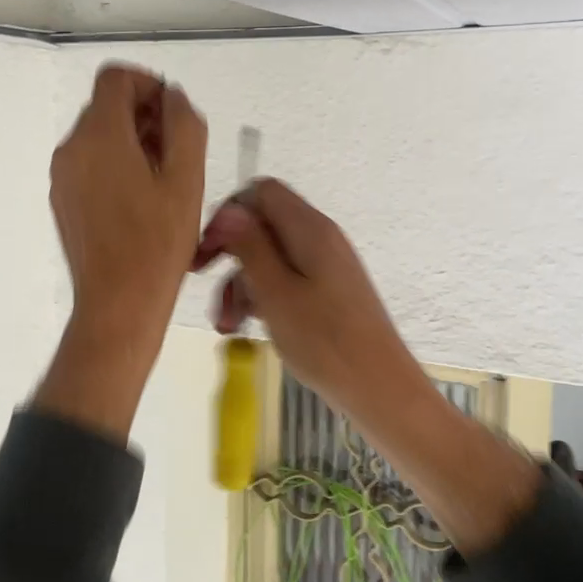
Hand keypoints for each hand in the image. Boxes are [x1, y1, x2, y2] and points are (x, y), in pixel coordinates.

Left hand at [38, 64, 206, 437]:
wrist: (118, 304)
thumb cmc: (158, 243)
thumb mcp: (187, 179)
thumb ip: (185, 124)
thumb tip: (173, 98)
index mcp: (99, 135)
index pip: (115, 78)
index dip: (148, 84)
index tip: (173, 113)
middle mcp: (71, 148)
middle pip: (106, 107)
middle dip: (144, 116)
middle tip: (178, 151)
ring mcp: (62, 177)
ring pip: (98, 137)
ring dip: (132, 142)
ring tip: (164, 180)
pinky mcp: (63, 201)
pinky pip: (89, 164)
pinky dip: (115, 165)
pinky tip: (142, 201)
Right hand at [193, 178, 540, 552]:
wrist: (380, 388)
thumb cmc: (324, 341)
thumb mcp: (275, 293)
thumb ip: (249, 246)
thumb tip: (228, 210)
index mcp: (310, 229)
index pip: (262, 192)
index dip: (228, 214)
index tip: (207, 253)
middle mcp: (320, 238)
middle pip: (263, 225)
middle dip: (230, 254)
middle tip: (202, 284)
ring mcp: (327, 265)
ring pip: (271, 257)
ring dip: (241, 284)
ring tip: (226, 326)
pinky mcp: (329, 291)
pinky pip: (287, 279)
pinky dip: (263, 297)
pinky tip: (247, 328)